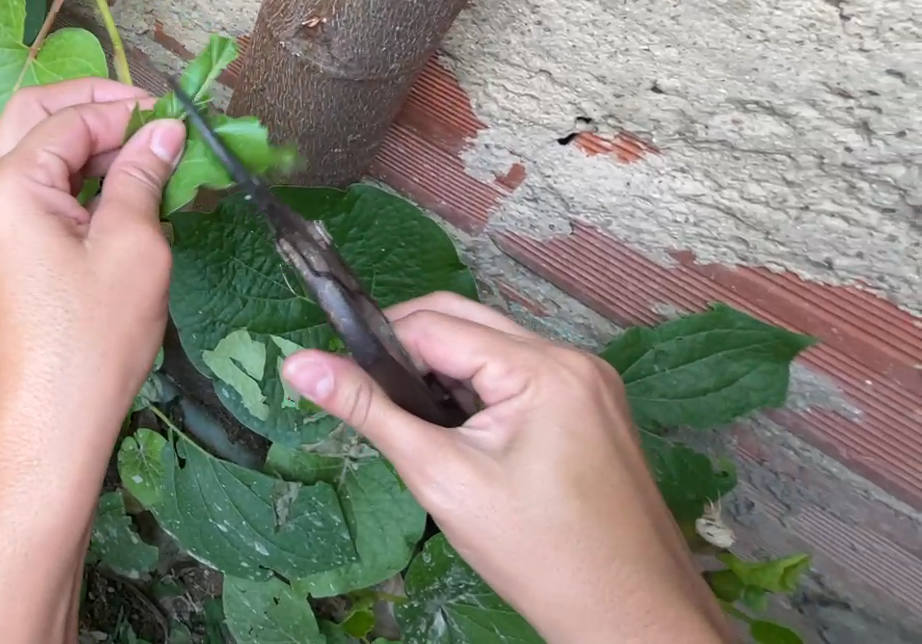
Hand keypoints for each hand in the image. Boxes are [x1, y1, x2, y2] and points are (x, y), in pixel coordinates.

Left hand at [0, 78, 185, 464]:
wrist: (46, 429)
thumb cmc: (91, 341)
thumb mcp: (132, 247)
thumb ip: (142, 175)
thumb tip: (165, 129)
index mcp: (6, 182)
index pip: (69, 118)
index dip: (126, 110)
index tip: (177, 118)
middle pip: (32, 116)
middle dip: (92, 109)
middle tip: (150, 123)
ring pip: (29, 151)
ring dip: (83, 145)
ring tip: (143, 160)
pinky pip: (28, 190)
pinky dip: (69, 180)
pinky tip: (114, 194)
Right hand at [281, 292, 730, 643]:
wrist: (635, 629)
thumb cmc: (536, 552)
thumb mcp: (438, 475)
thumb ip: (365, 408)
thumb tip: (296, 363)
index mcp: (543, 369)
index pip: (431, 324)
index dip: (377, 345)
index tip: (344, 381)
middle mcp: (571, 358)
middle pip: (458, 319)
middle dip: (405, 348)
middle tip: (373, 395)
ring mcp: (587, 381)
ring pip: (482, 341)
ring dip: (436, 366)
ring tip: (415, 418)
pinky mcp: (588, 404)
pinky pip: (509, 367)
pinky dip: (470, 383)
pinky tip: (457, 427)